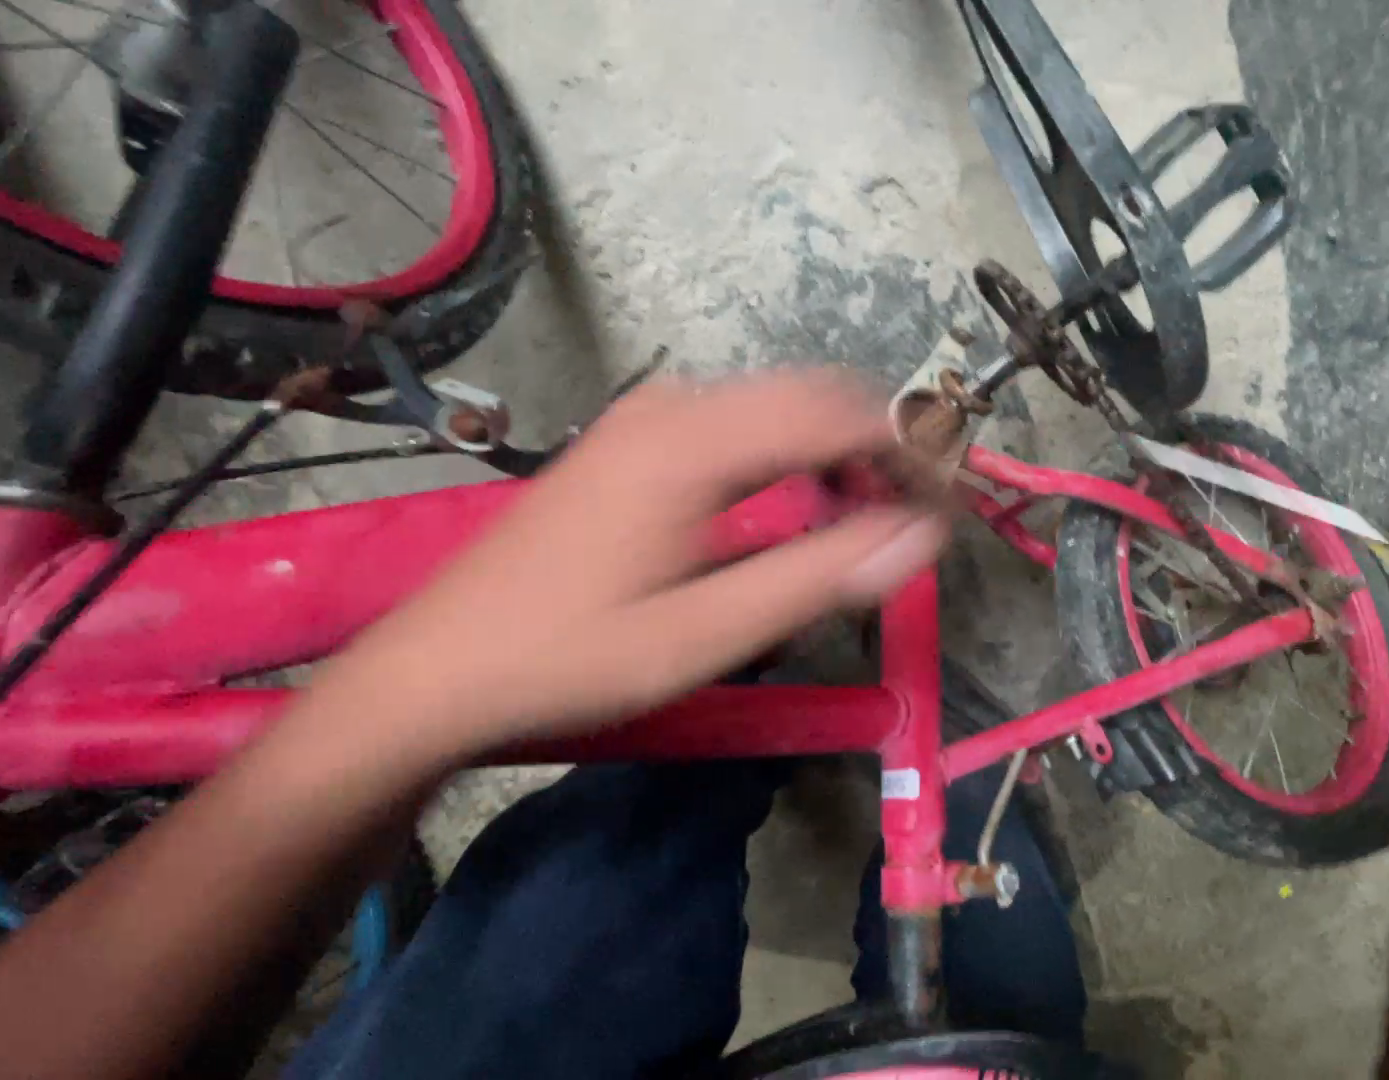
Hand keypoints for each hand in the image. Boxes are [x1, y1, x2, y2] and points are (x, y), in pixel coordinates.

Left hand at [296, 371, 948, 762]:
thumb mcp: (704, 633)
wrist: (440, 668)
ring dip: (839, 453)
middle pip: (814, 396)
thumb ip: (818, 578)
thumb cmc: (572, 656)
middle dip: (882, 447)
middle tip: (916, 519)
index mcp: (693, 442)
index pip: (838, 412)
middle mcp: (675, 406)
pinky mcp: (639, 440)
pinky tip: (798, 510)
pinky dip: (794, 457)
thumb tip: (921, 538)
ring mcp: (651, 417)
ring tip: (866, 522)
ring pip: (781, 406)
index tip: (949, 505)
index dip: (910, 450)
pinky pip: (744, 424)